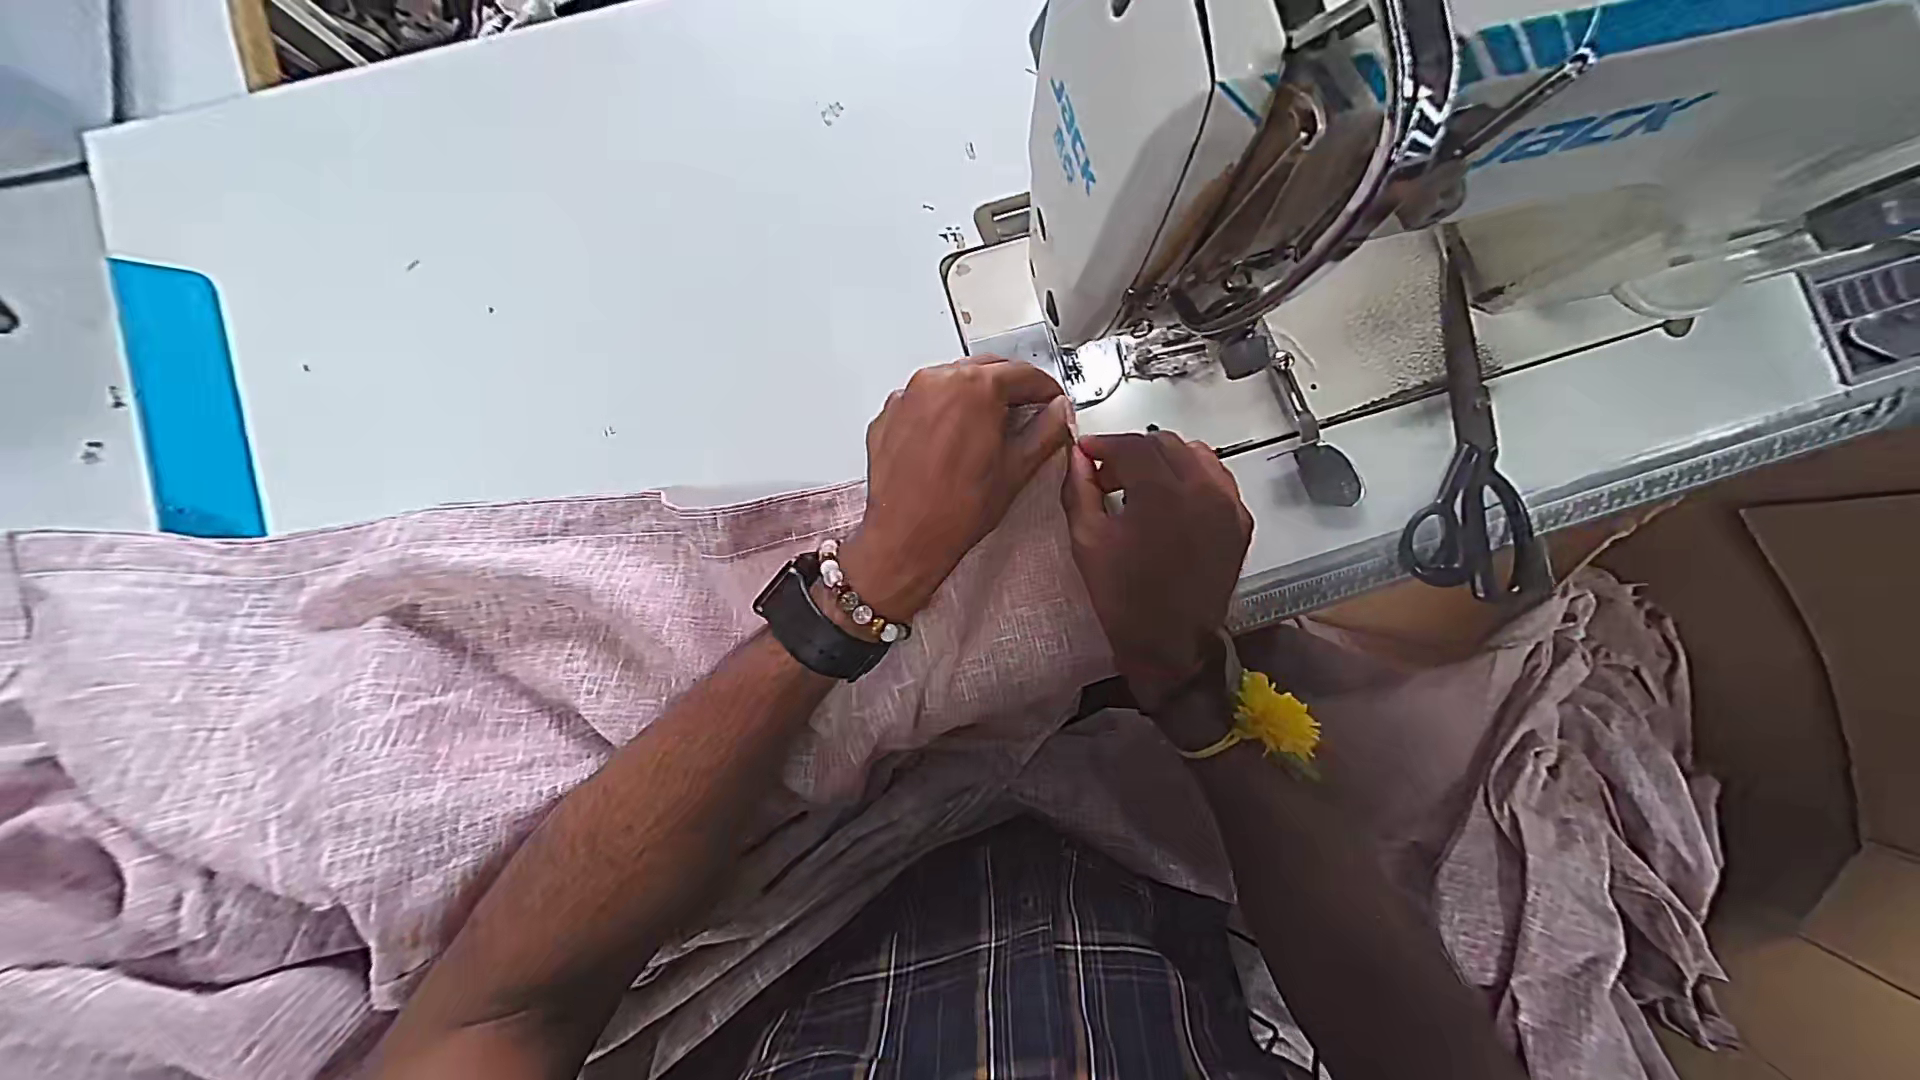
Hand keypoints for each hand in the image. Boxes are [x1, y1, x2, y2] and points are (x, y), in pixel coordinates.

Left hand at [839, 357, 1072, 618]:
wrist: (906, 537)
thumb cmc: (953, 511)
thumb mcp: (1016, 469)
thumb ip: (1046, 431)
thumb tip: (1058, 414)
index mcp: (975, 388)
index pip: (1023, 373)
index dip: (1045, 389)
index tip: (1051, 400)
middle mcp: (937, 382)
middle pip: (986, 370)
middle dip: (1009, 388)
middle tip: (1026, 413)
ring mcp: (908, 397)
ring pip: (952, 382)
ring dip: (974, 397)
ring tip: (986, 431)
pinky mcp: (889, 415)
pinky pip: (923, 401)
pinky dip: (941, 412)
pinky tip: (951, 442)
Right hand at [1061, 431, 1252, 711]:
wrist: (1170, 642)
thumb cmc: (1126, 599)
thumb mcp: (1087, 540)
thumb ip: (1079, 490)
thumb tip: (1077, 459)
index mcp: (1161, 495)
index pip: (1131, 445)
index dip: (1103, 444)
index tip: (1087, 451)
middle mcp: (1201, 491)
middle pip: (1163, 443)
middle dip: (1130, 452)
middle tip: (1106, 472)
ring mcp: (1226, 505)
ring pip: (1194, 454)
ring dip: (1162, 460)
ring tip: (1139, 484)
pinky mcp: (1239, 521)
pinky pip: (1216, 478)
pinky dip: (1190, 476)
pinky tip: (1170, 498)